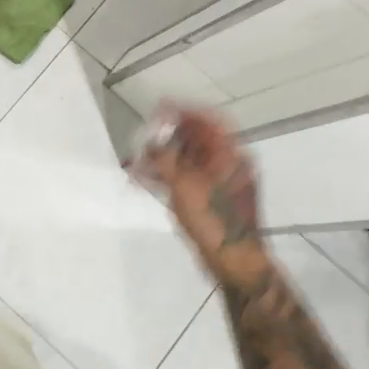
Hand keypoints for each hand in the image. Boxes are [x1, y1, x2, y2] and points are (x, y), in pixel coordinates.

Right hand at [135, 107, 268, 280]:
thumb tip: (150, 142)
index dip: (185, 111)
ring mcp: (220, 185)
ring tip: (135, 159)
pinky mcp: (210, 201)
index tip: (159, 108)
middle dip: (167, 136)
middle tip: (143, 135)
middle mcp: (228, 166)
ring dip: (162, 157)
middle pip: (197, 141)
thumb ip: (165, 159)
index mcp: (231, 156)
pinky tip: (142, 180)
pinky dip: (165, 176)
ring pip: (188, 161)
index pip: (210, 122)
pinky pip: (185, 179)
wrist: (233, 260)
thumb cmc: (213, 219)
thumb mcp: (185, 185)